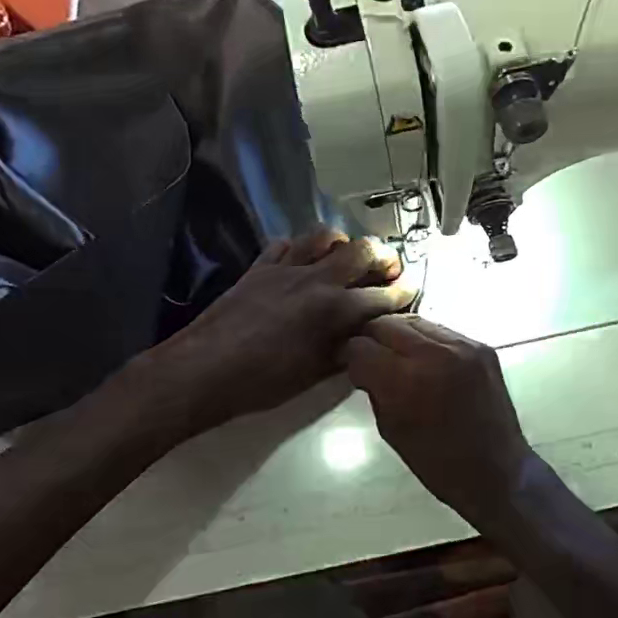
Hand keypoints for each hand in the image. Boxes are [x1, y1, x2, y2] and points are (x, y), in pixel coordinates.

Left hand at [138, 229, 414, 435]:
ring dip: (341, 242)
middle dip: (382, 255)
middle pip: (360, 251)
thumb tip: (361, 337)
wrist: (205, 369)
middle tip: (388, 265)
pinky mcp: (258, 267)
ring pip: (322, 236)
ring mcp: (285, 268)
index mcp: (334, 310)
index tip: (411, 287)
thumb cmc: (263, 381)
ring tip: (344, 255)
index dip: (401, 291)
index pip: (380, 296)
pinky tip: (299, 260)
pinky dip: (298, 247)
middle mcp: (315, 280)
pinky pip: (283, 244)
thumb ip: (343, 350)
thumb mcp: (313, 373)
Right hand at [341, 316, 534, 520]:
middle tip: (372, 356)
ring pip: (414, 320)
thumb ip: (374, 389)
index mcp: (404, 381)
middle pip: (384, 324)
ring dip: (399, 335)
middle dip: (371, 339)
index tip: (351, 366)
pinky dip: (427, 341)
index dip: (350, 356)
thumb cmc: (437, 463)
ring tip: (398, 354)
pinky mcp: (480, 346)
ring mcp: (461, 346)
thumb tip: (364, 364)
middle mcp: (432, 354)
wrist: (497, 472)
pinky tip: (427, 359)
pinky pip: (441, 330)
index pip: (360, 347)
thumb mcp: (390, 429)